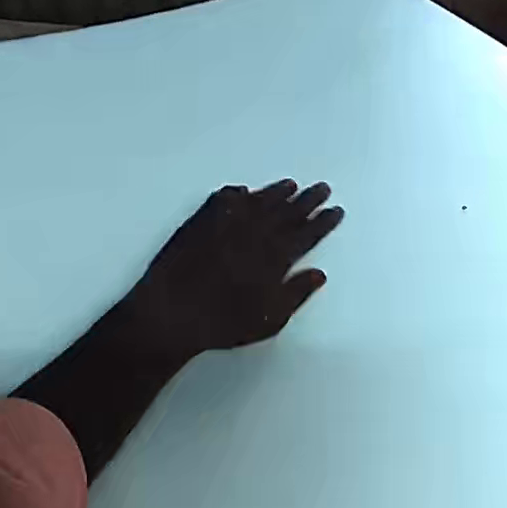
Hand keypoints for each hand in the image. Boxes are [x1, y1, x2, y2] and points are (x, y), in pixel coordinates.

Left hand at [121, 180, 342, 360]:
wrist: (170, 314)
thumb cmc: (223, 322)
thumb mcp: (270, 318)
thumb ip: (296, 293)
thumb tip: (318, 274)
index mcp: (275, 257)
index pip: (307, 233)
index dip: (324, 221)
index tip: (335, 210)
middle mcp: (254, 233)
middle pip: (288, 211)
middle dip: (308, 200)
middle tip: (322, 188)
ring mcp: (226, 224)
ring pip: (259, 201)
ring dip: (277, 192)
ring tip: (291, 185)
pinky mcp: (200, 222)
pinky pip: (224, 200)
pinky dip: (237, 194)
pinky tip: (243, 192)